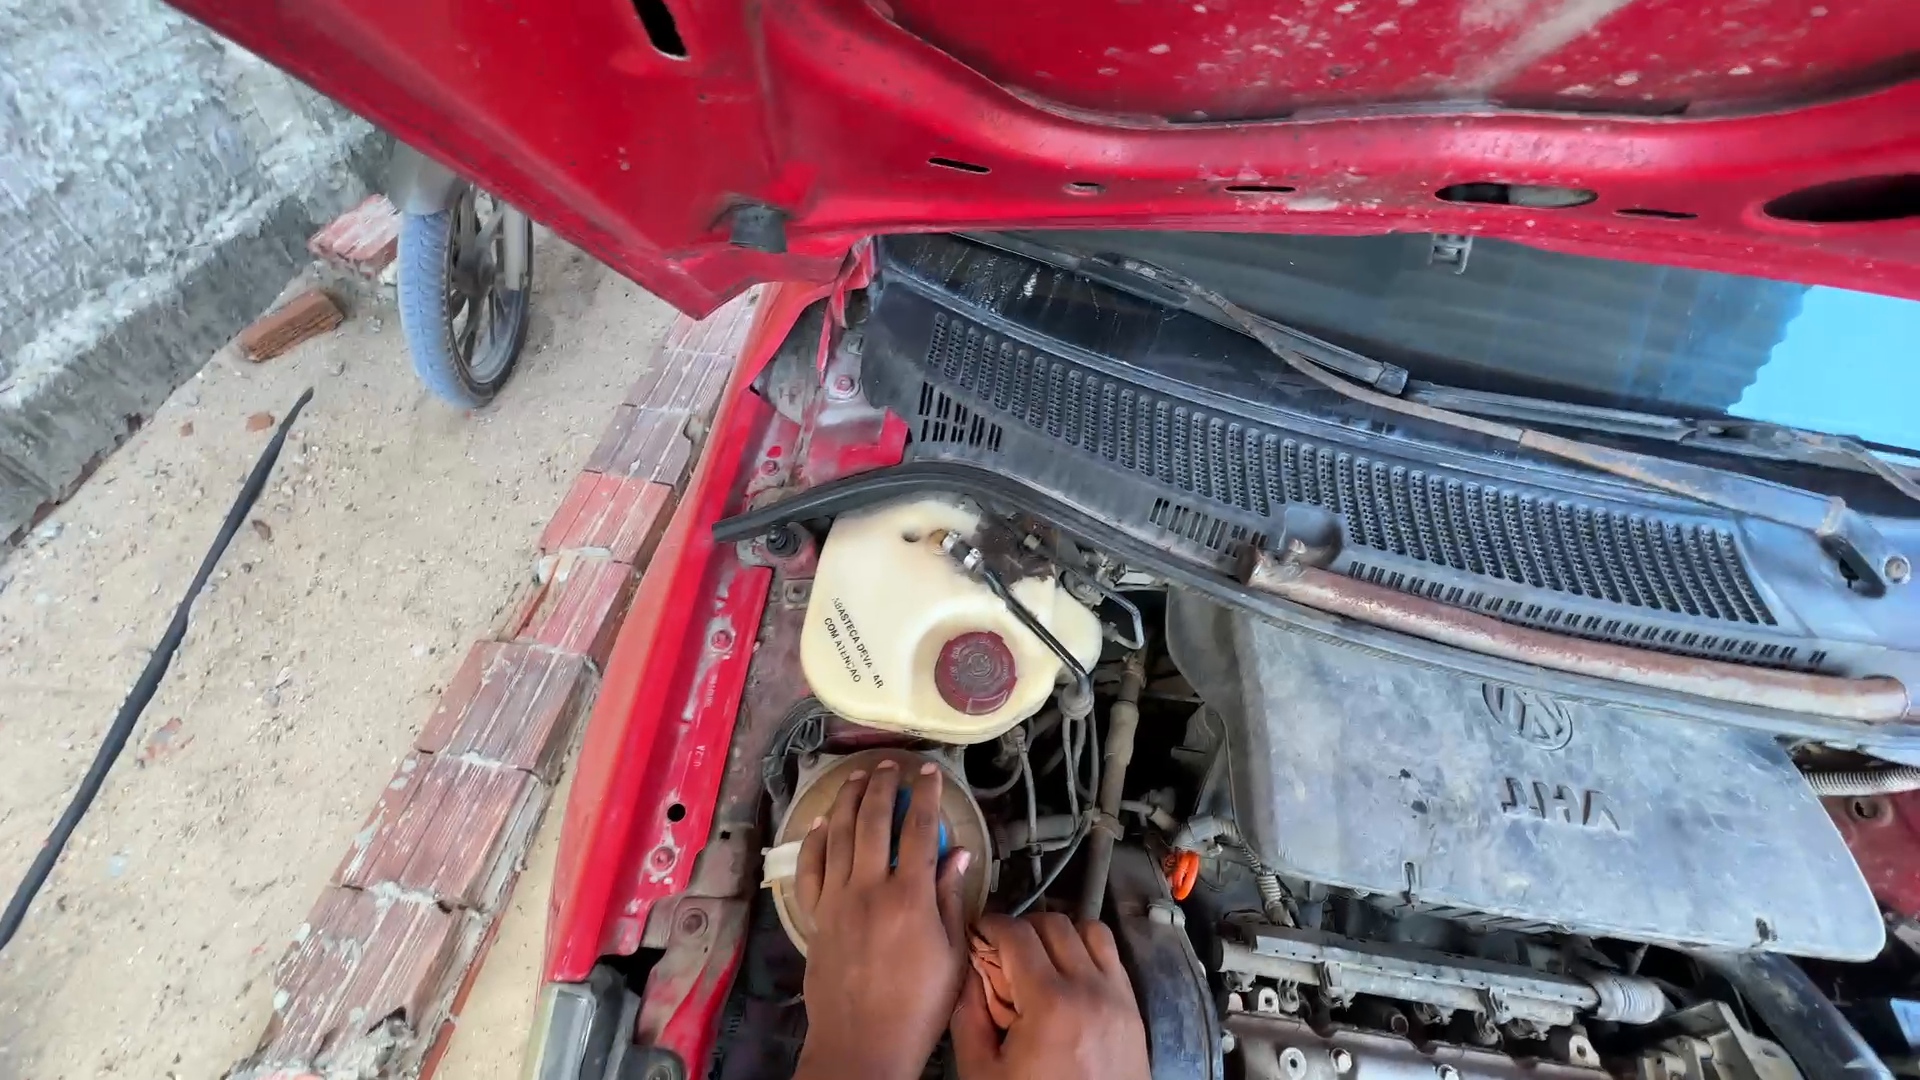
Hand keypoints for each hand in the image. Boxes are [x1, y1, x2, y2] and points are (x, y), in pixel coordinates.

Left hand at [793, 758, 972, 1079]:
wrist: (861, 1047)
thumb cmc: (918, 1006)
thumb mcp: (951, 956)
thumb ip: (952, 898)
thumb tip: (959, 851)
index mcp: (910, 898)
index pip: (919, 830)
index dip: (925, 795)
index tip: (929, 772)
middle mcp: (870, 888)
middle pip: (874, 820)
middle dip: (883, 784)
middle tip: (890, 764)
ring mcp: (837, 900)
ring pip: (841, 834)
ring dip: (850, 799)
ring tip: (859, 776)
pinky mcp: (816, 916)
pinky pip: (811, 867)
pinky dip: (816, 840)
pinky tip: (824, 821)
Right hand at [951, 913, 1150, 1079]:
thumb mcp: (983, 1075)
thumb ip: (970, 1015)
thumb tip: (970, 971)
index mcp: (1050, 1004)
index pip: (1018, 933)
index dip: (992, 925)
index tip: (978, 933)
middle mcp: (1090, 990)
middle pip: (1054, 923)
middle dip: (1023, 928)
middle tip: (1004, 950)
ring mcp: (1118, 999)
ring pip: (1090, 930)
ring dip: (1061, 934)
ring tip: (1040, 958)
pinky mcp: (1134, 1012)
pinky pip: (1112, 957)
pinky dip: (1088, 952)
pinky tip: (1068, 977)